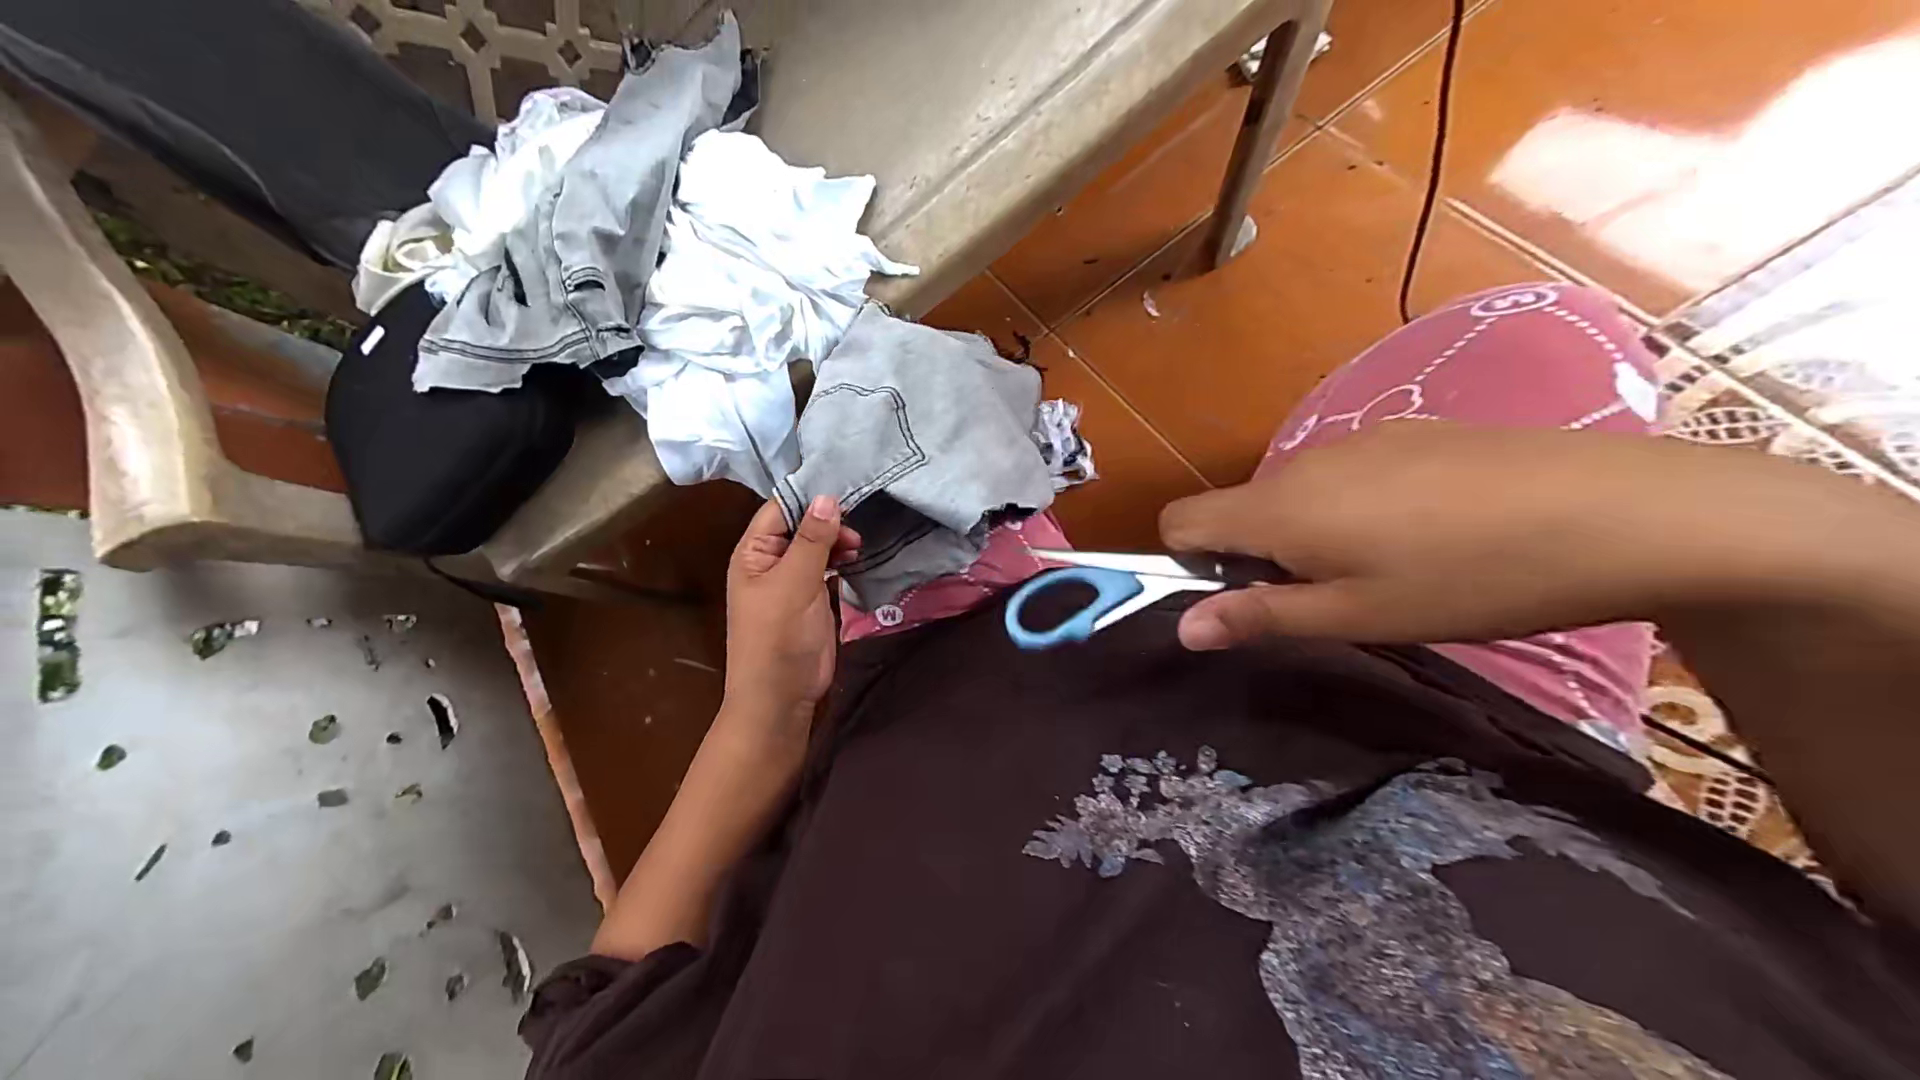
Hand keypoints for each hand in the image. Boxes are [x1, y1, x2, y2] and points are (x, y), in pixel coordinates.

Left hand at [723, 495, 861, 725]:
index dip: (809, 497)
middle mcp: (769, 561)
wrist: (781, 695)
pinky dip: (841, 558)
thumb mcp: (794, 583)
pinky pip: (827, 566)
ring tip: (858, 544)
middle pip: (800, 526)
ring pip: (816, 545)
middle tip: (856, 526)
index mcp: (753, 552)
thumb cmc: (778, 637)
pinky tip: (857, 556)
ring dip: (837, 540)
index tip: (845, 486)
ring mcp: (792, 579)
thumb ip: (812, 540)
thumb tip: (828, 497)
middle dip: (828, 520)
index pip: (780, 510)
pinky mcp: (811, 596)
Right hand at [1158, 422, 1861, 649]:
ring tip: (1385, 568)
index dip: (1185, 561)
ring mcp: (1355, 440)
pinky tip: (1425, 531)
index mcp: (1278, 509)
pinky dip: (1348, 506)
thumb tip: (1182, 628)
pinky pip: (1340, 472)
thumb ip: (1259, 616)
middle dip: (1253, 554)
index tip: (1238, 596)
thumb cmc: (1469, 581)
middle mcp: (1301, 463)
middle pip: (1235, 508)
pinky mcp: (1403, 431)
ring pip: (1290, 492)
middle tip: (1327, 598)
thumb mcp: (1358, 616)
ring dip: (1304, 532)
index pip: (1178, 519)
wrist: (1621, 510)